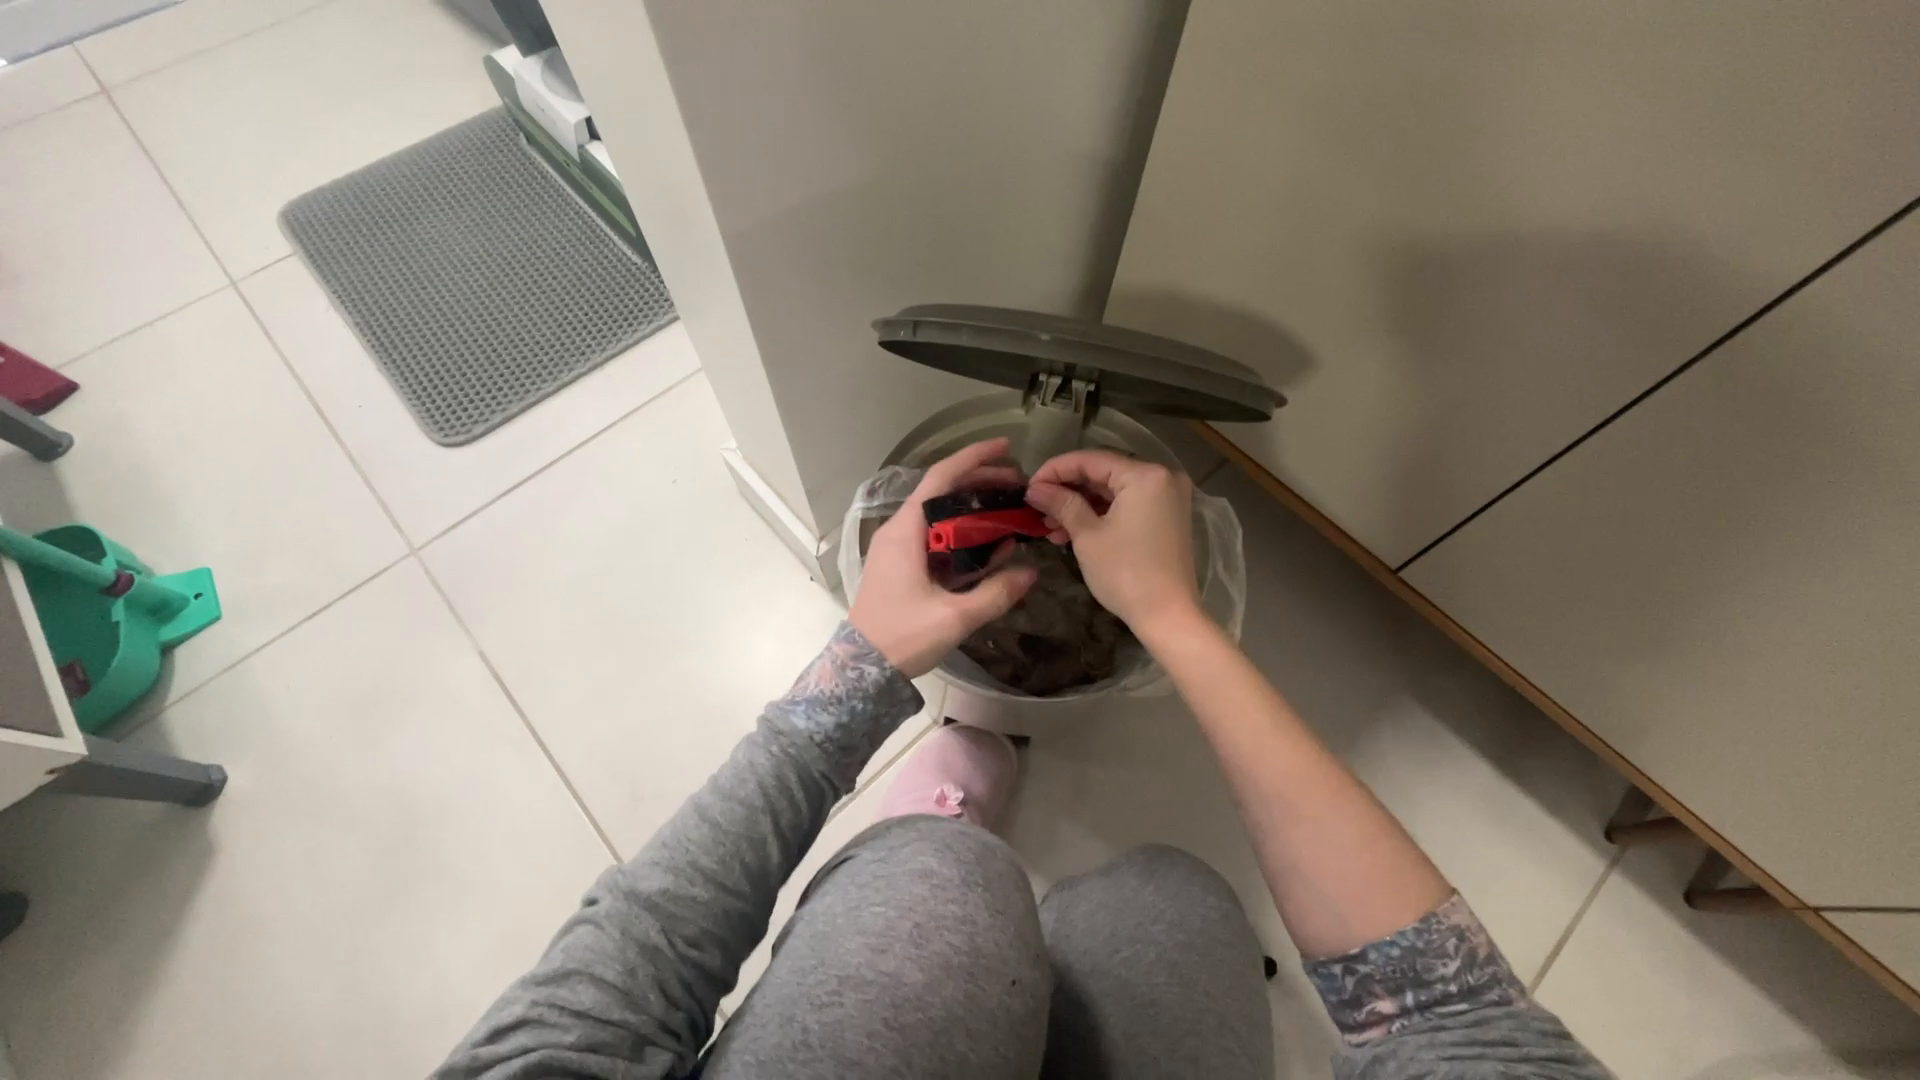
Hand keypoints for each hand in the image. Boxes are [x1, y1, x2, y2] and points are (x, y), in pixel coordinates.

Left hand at [848, 438, 1038, 676]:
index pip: (940, 478)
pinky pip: (934, 537)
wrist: (861, 669)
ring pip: (939, 515)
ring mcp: (897, 548)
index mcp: (906, 531)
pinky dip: (961, 533)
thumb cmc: (902, 636)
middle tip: (1017, 485)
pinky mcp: (900, 566)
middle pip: (942, 492)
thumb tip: (1031, 573)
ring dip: (972, 508)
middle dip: (980, 483)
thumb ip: (995, 593)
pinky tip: (988, 545)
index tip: (1005, 447)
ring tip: (1009, 508)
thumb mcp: (954, 617)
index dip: (973, 458)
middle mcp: (899, 531)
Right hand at [1025, 450, 1199, 633]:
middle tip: (1037, 507)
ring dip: (1081, 505)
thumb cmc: (1125, 573)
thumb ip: (1062, 504)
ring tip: (1049, 526)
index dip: (1054, 470)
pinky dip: (1101, 515)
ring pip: (1113, 491)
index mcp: (1145, 475)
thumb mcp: (1087, 535)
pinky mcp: (1167, 517)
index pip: (1090, 460)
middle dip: (1067, 490)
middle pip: (1103, 473)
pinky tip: (1071, 531)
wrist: (1167, 615)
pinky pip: (1128, 505)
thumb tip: (1034, 489)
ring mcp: (1167, 498)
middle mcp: (1162, 477)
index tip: (1028, 487)